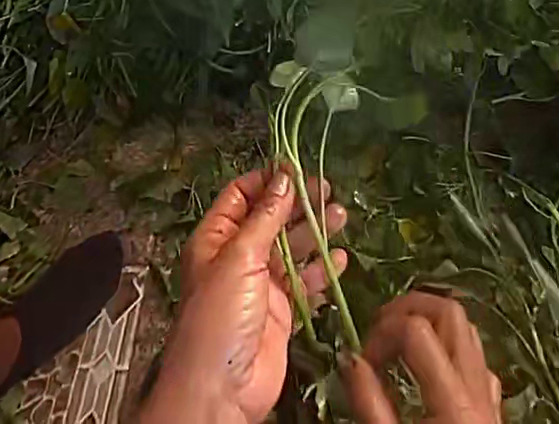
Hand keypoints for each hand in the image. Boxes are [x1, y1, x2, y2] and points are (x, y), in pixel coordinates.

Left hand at [142, 168, 347, 423]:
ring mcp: (261, 284)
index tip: (298, 167)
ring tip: (341, 216)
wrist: (220, 391)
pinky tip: (340, 259)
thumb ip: (266, 217)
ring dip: (315, 232)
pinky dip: (322, 271)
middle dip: (298, 203)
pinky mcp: (281, 311)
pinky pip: (304, 283)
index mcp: (218, 236)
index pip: (242, 195)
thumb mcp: (240, 256)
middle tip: (328, 189)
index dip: (269, 180)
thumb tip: (284, 176)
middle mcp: (238, 255)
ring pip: (292, 248)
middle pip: (272, 218)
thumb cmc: (220, 315)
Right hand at [344, 292, 502, 423]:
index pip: (416, 331)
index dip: (382, 334)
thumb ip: (368, 402)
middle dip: (409, 308)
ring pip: (466, 327)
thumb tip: (348, 357)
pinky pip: (475, 357)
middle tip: (380, 330)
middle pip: (448, 312)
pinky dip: (447, 346)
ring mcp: (489, 394)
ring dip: (429, 321)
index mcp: (453, 399)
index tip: (363, 358)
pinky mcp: (492, 406)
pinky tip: (427, 368)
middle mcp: (477, 387)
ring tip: (398, 342)